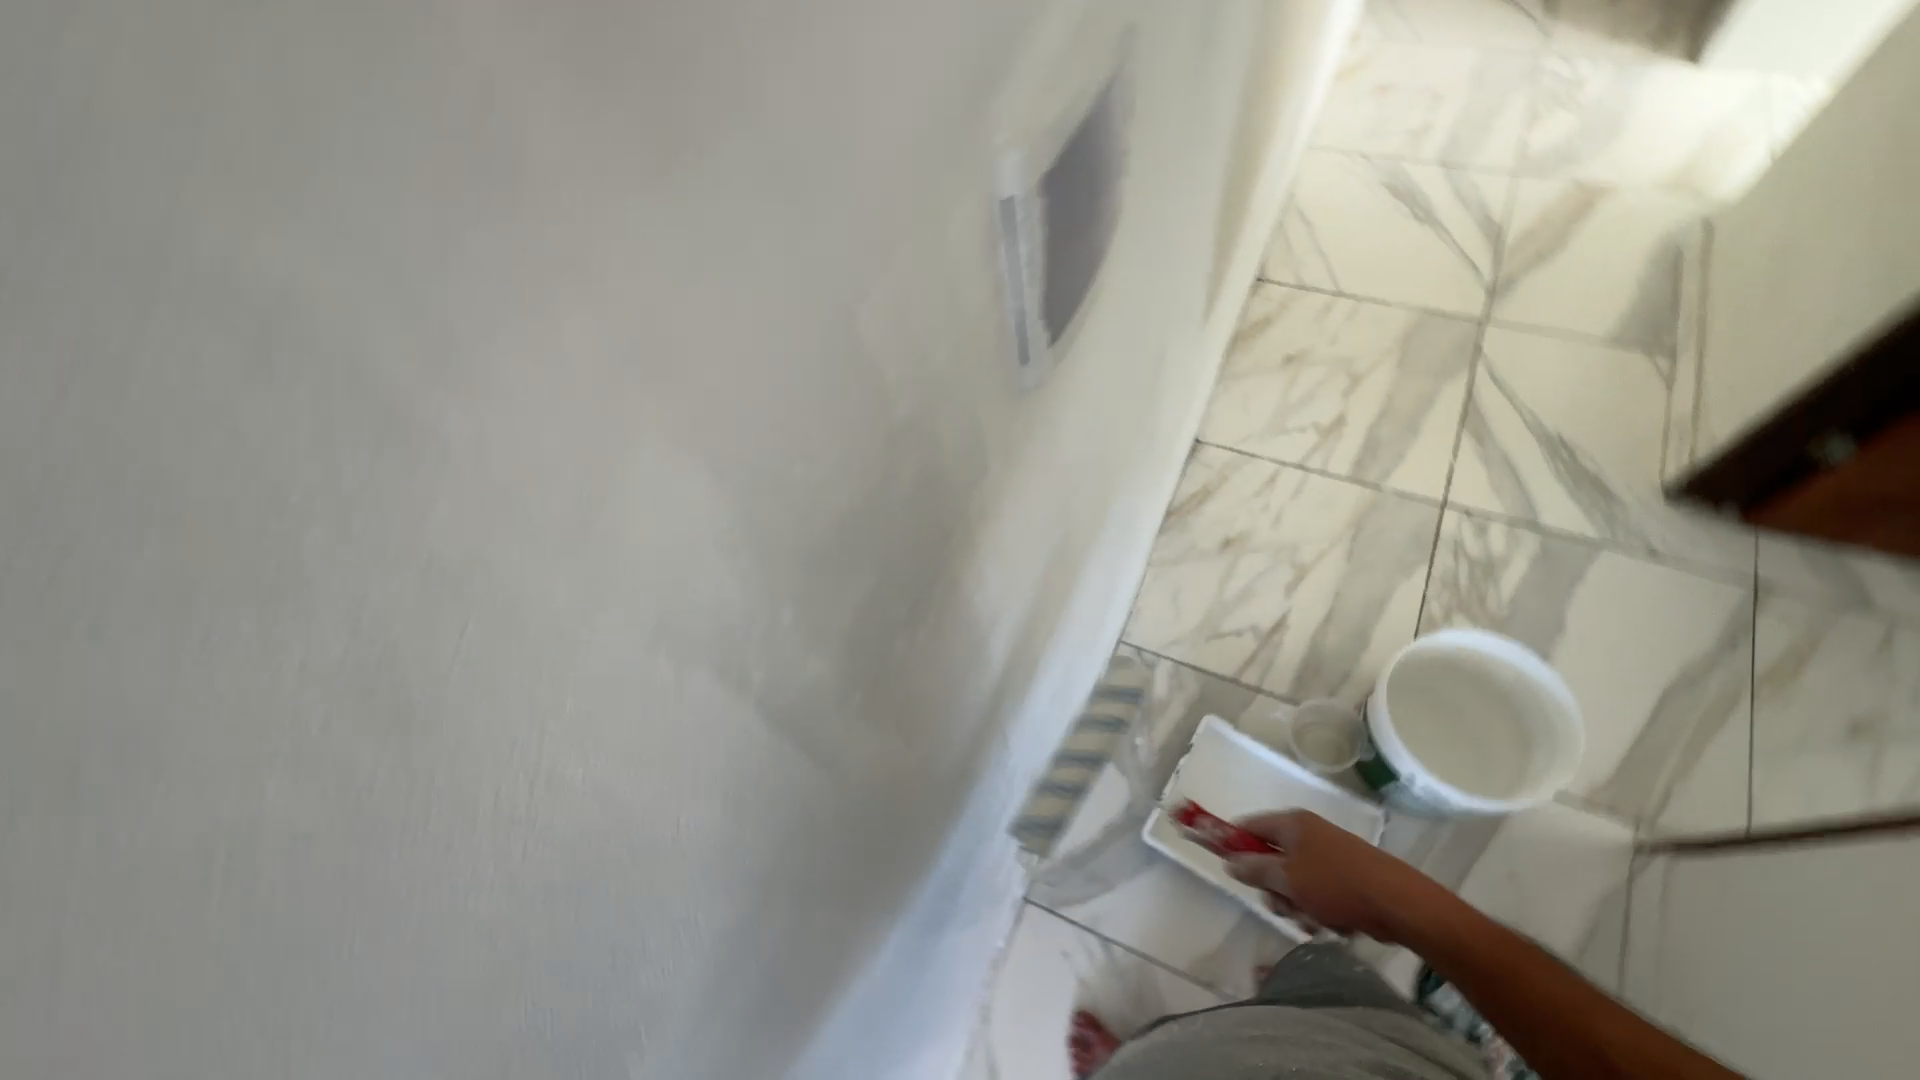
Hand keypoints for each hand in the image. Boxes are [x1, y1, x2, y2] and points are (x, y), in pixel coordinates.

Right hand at [1224, 809, 1445, 942]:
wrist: (1399, 903)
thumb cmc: (1336, 885)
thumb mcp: (1286, 879)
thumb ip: (1254, 869)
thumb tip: (1229, 860)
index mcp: (1291, 824)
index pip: (1248, 825)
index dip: (1234, 844)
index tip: (1229, 869)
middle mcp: (1308, 833)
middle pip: (1270, 858)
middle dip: (1273, 888)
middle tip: (1281, 905)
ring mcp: (1328, 854)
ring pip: (1293, 881)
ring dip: (1296, 904)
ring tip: (1312, 919)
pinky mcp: (1345, 876)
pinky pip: (1316, 892)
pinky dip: (1318, 909)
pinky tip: (1330, 922)